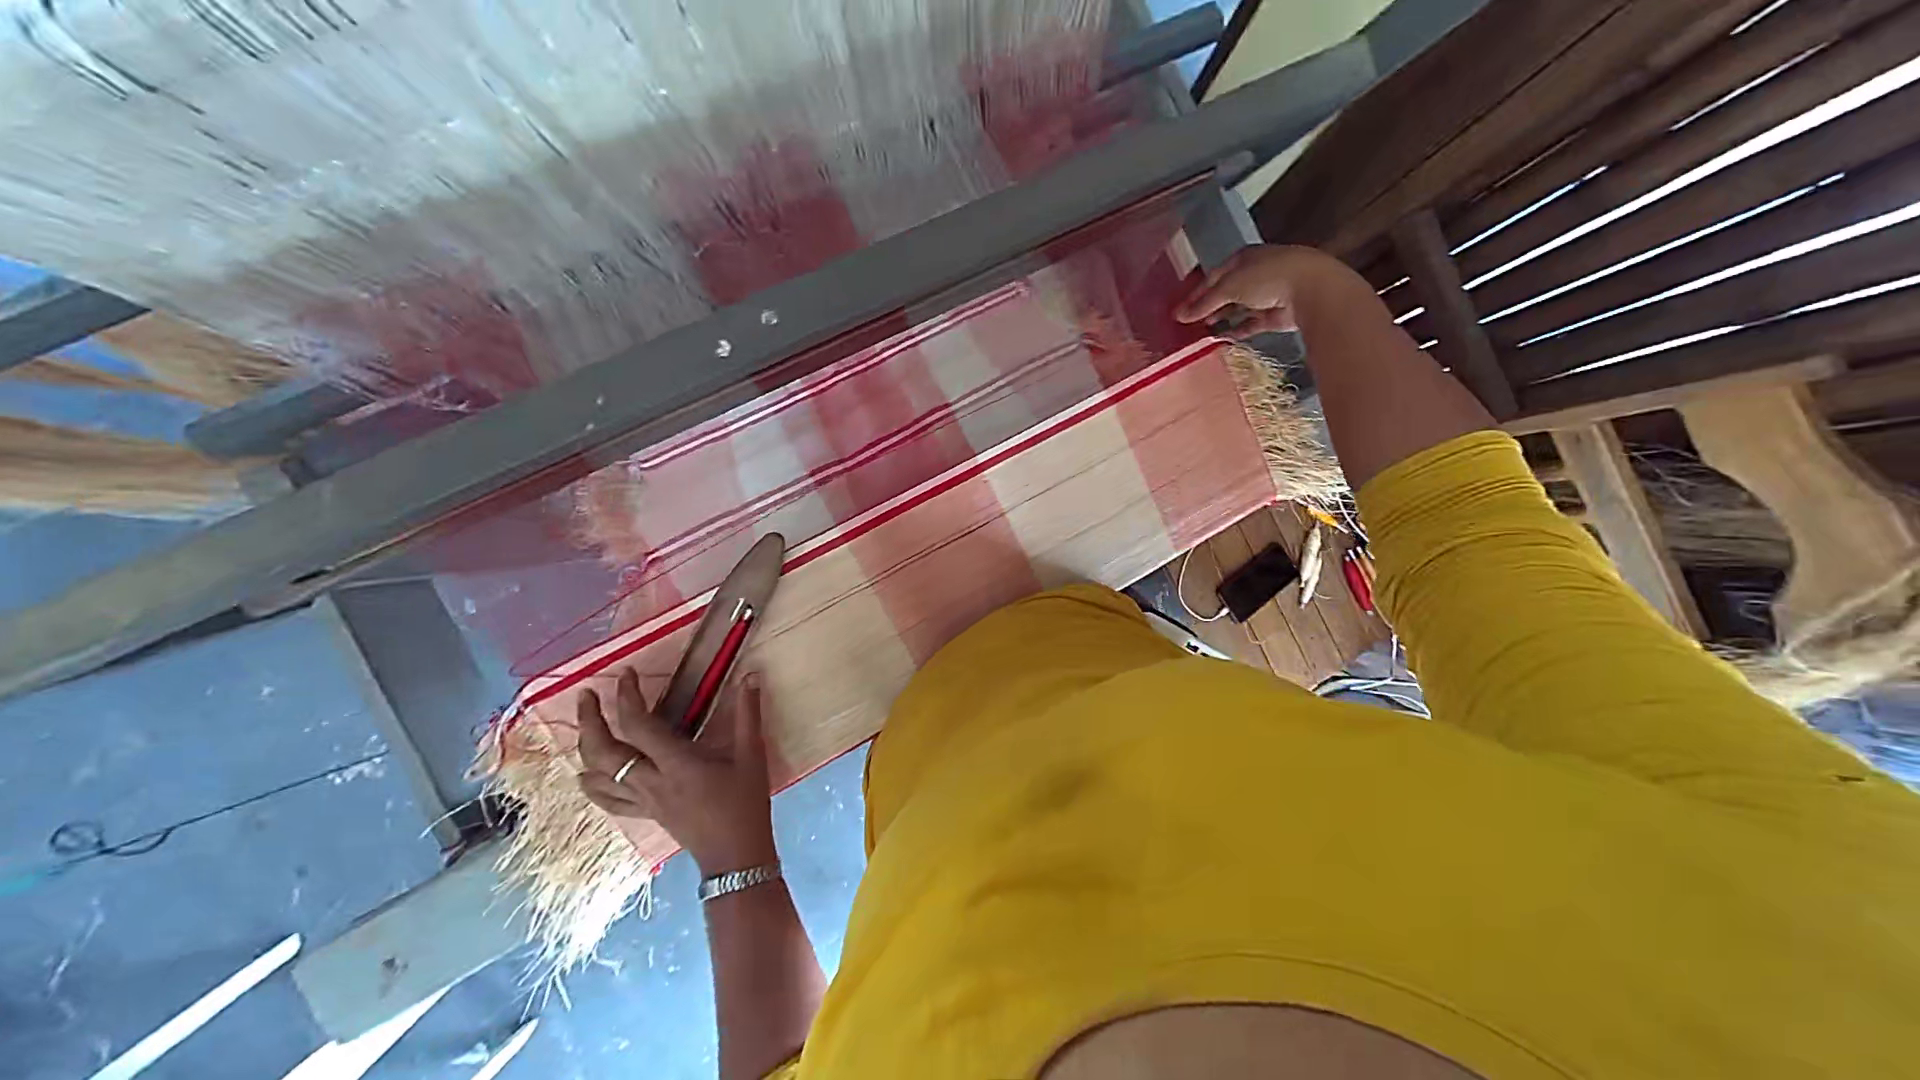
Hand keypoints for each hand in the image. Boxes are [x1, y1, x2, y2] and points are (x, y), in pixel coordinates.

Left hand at [576, 668, 777, 874]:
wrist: (735, 855)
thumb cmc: (746, 803)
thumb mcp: (752, 755)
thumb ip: (748, 714)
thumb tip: (750, 676)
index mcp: (677, 763)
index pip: (638, 725)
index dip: (626, 697)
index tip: (626, 674)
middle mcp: (651, 781)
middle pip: (603, 751)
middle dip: (589, 720)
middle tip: (586, 696)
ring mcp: (643, 801)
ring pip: (597, 777)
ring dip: (584, 749)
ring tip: (584, 725)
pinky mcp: (644, 815)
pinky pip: (607, 800)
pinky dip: (591, 784)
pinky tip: (586, 773)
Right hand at [1173, 244, 1342, 336]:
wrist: (1310, 289)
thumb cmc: (1266, 278)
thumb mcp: (1228, 287)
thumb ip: (1203, 303)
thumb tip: (1180, 316)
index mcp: (1243, 258)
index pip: (1212, 277)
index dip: (1195, 293)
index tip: (1179, 310)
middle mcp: (1254, 274)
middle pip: (1225, 293)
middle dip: (1207, 307)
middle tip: (1188, 324)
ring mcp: (1266, 295)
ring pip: (1237, 309)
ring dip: (1221, 319)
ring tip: (1201, 333)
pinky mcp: (1274, 315)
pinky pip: (1250, 324)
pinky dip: (1237, 331)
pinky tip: (1222, 339)